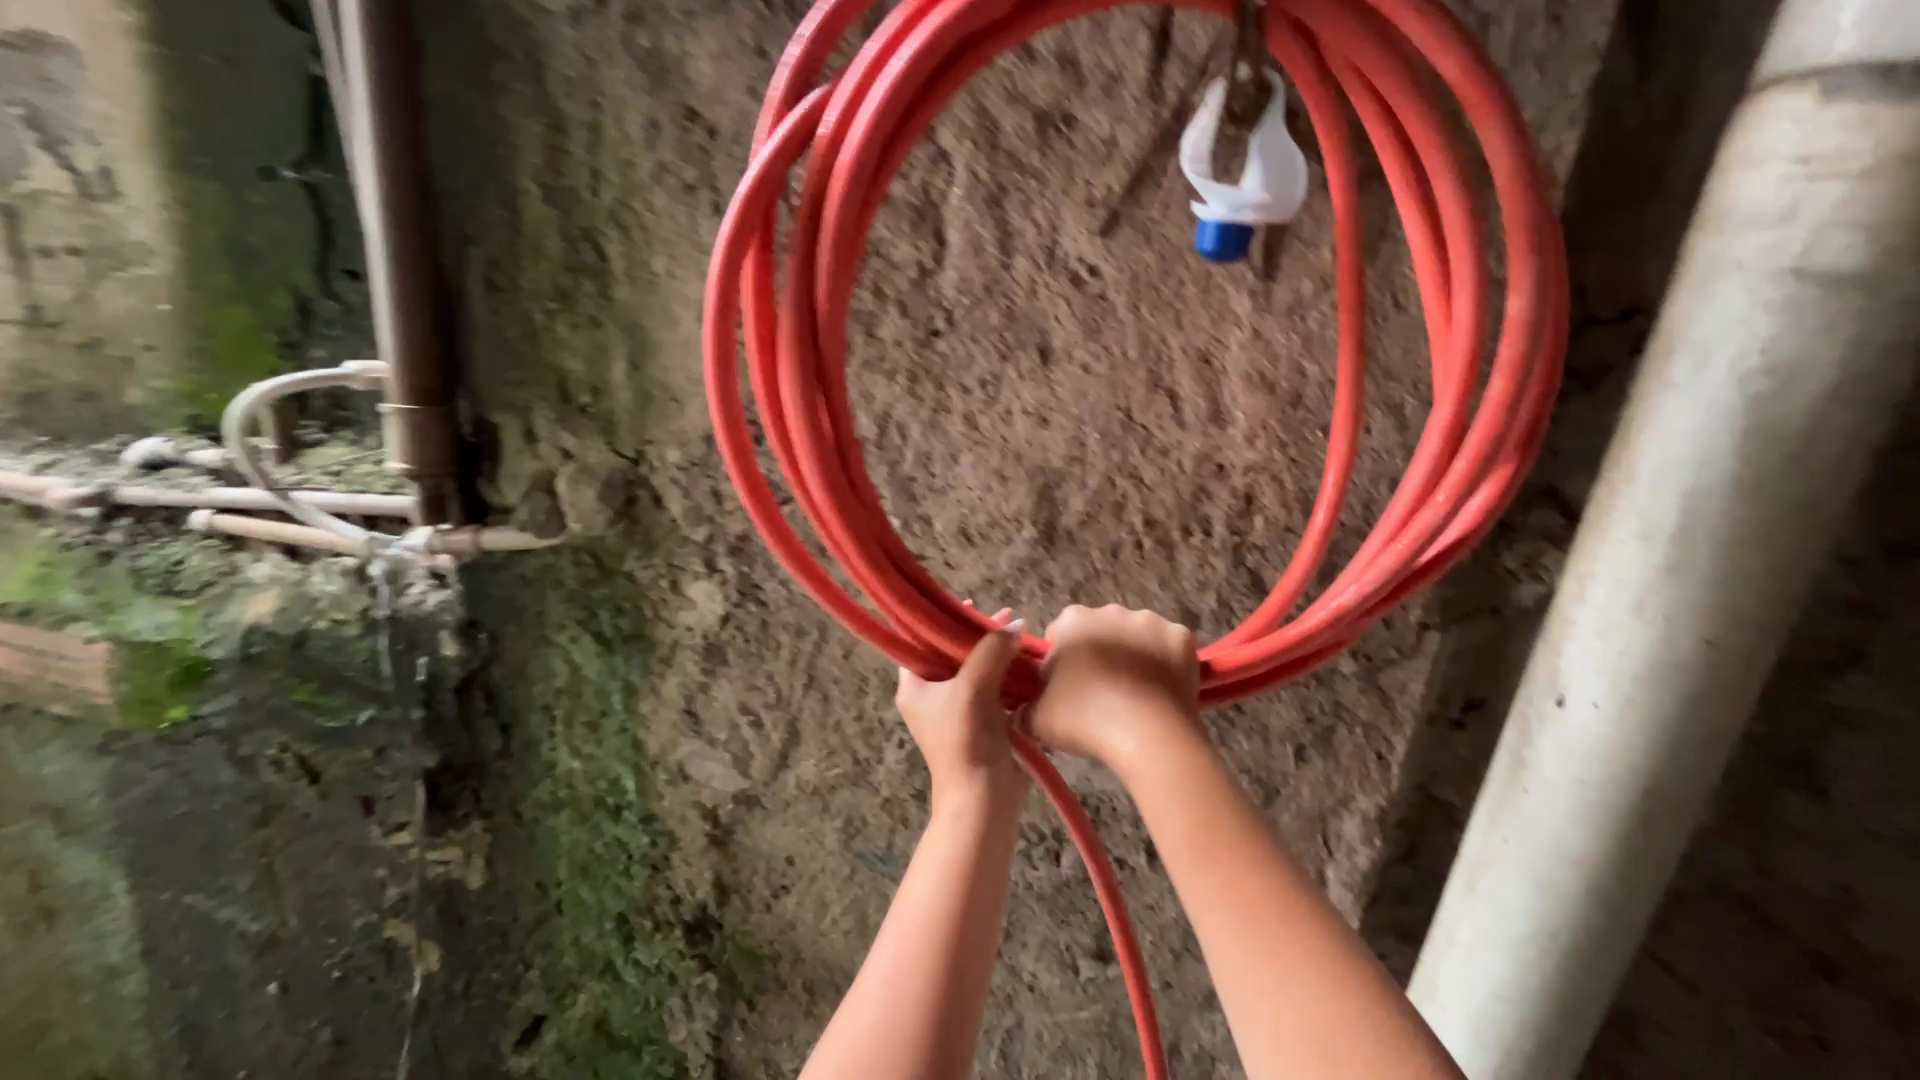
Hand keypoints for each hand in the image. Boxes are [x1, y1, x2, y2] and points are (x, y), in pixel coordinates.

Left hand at [895, 609, 1029, 808]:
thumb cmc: (966, 739)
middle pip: (953, 653)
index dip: (942, 620)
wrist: (983, 798)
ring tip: (1020, 634)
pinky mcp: (982, 725)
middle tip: (1005, 617)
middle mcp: (932, 697)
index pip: (921, 641)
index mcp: (914, 686)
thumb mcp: (974, 686)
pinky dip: (1009, 676)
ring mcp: (958, 712)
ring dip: (997, 655)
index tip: (969, 604)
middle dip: (978, 635)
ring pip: (977, 671)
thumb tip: (1015, 625)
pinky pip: (995, 690)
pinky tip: (1029, 663)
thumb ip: (992, 649)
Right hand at [1027, 604, 1201, 768]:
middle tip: (1099, 694)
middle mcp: (1110, 611)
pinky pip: (1168, 648)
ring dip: (1132, 656)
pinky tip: (1161, 691)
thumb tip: (1024, 710)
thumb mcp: (1036, 719)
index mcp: (1072, 621)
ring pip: (1136, 636)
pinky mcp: (1182, 637)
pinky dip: (1165, 664)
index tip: (1064, 688)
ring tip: (1134, 695)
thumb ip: (1026, 707)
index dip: (1060, 661)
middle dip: (1099, 654)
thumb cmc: (1084, 720)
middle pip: (1099, 631)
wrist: (1146, 734)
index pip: (1059, 634)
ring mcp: (1150, 620)